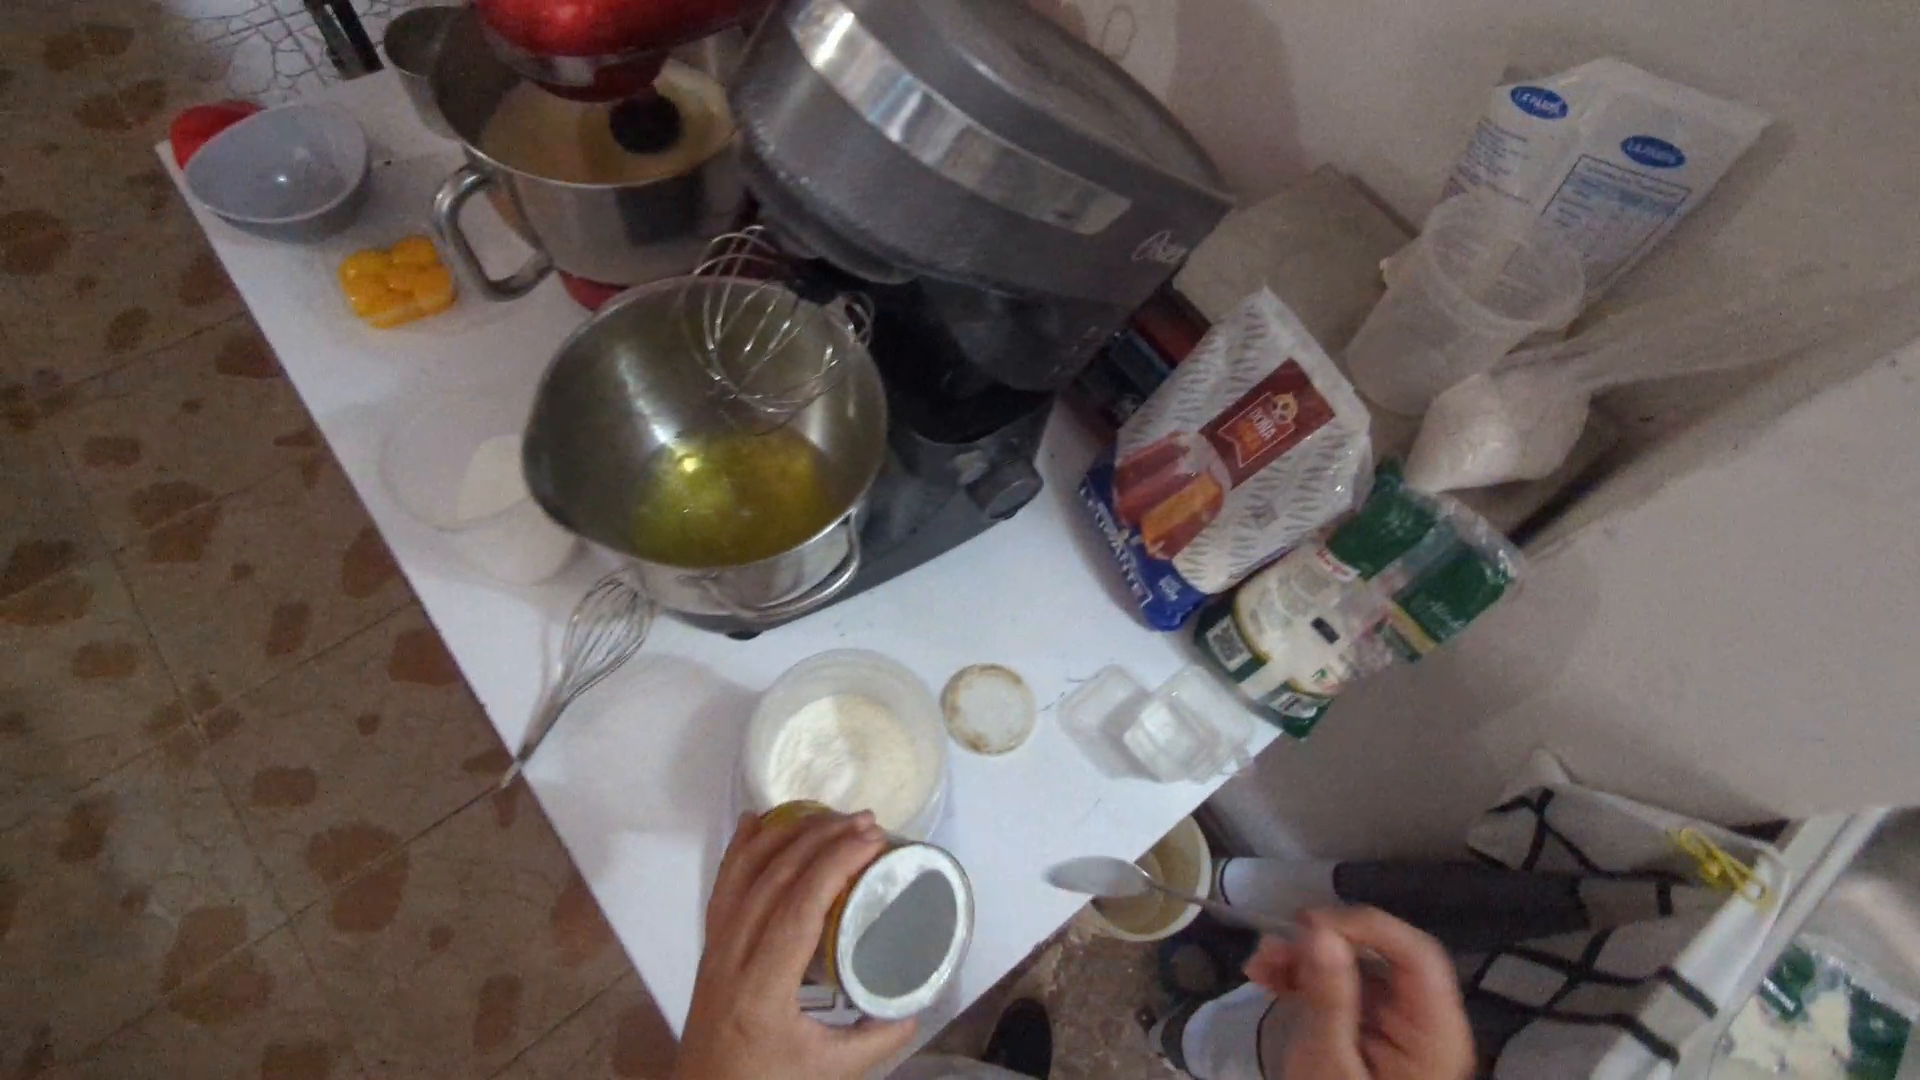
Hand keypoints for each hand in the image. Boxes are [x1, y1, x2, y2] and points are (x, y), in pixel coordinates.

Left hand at [673, 810, 918, 1079]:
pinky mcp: (710, 943)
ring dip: (789, 833)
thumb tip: (917, 1006)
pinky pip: (722, 883)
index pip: (799, 908)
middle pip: (775, 877)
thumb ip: (874, 1041)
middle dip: (823, 838)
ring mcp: (715, 945)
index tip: (872, 841)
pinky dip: (741, 846)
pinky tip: (758, 819)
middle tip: (866, 820)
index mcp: (762, 989)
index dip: (835, 864)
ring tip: (831, 814)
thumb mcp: (827, 1072)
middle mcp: (732, 956)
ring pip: (747, 871)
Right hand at [1244, 907, 1473, 1079]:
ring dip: (1300, 957)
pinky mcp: (1369, 1032)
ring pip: (1350, 965)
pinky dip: (1301, 976)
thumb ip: (1328, 996)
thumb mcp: (1327, 1065)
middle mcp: (1421, 1021)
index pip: (1416, 954)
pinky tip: (1266, 979)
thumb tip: (1320, 930)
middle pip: (1378, 954)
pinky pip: (1337, 986)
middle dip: (1319, 943)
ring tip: (1257, 966)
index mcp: (1433, 1033)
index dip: (1365, 927)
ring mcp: (1394, 1026)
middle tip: (1271, 946)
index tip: (1308, 927)